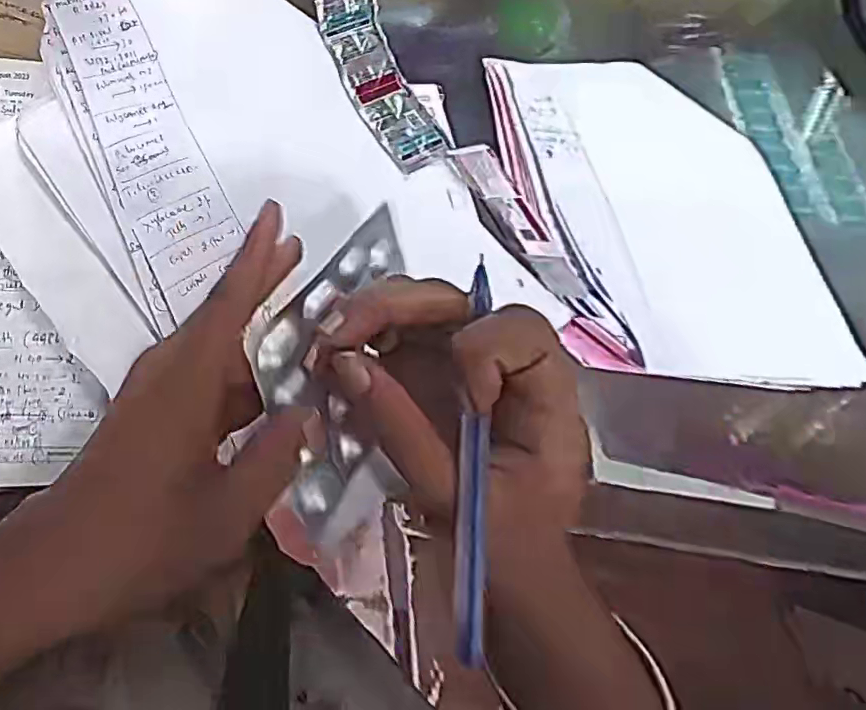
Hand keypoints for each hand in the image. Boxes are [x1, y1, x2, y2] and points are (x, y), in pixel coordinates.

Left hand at [0, 200, 311, 632]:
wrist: (66, 556)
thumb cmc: (146, 536)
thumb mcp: (228, 509)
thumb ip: (273, 457)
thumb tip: (306, 414)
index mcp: (187, 380)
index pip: (229, 302)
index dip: (256, 256)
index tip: (273, 213)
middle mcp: (168, 370)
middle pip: (223, 316)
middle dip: (260, 283)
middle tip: (297, 251)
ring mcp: (155, 390)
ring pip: (214, 349)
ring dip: (254, 337)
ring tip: (303, 323)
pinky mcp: (149, 411)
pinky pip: (202, 378)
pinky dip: (237, 375)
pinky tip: (269, 390)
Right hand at [320, 277, 589, 538]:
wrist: (494, 565)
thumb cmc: (502, 545)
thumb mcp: (461, 500)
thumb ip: (406, 433)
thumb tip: (347, 364)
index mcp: (541, 397)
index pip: (520, 332)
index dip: (484, 348)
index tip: (459, 398)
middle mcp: (494, 363)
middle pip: (452, 301)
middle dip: (391, 306)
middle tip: (339, 333)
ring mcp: (449, 359)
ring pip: (411, 302)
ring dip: (362, 313)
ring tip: (325, 343)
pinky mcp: (413, 366)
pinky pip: (381, 328)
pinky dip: (348, 333)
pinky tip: (325, 355)